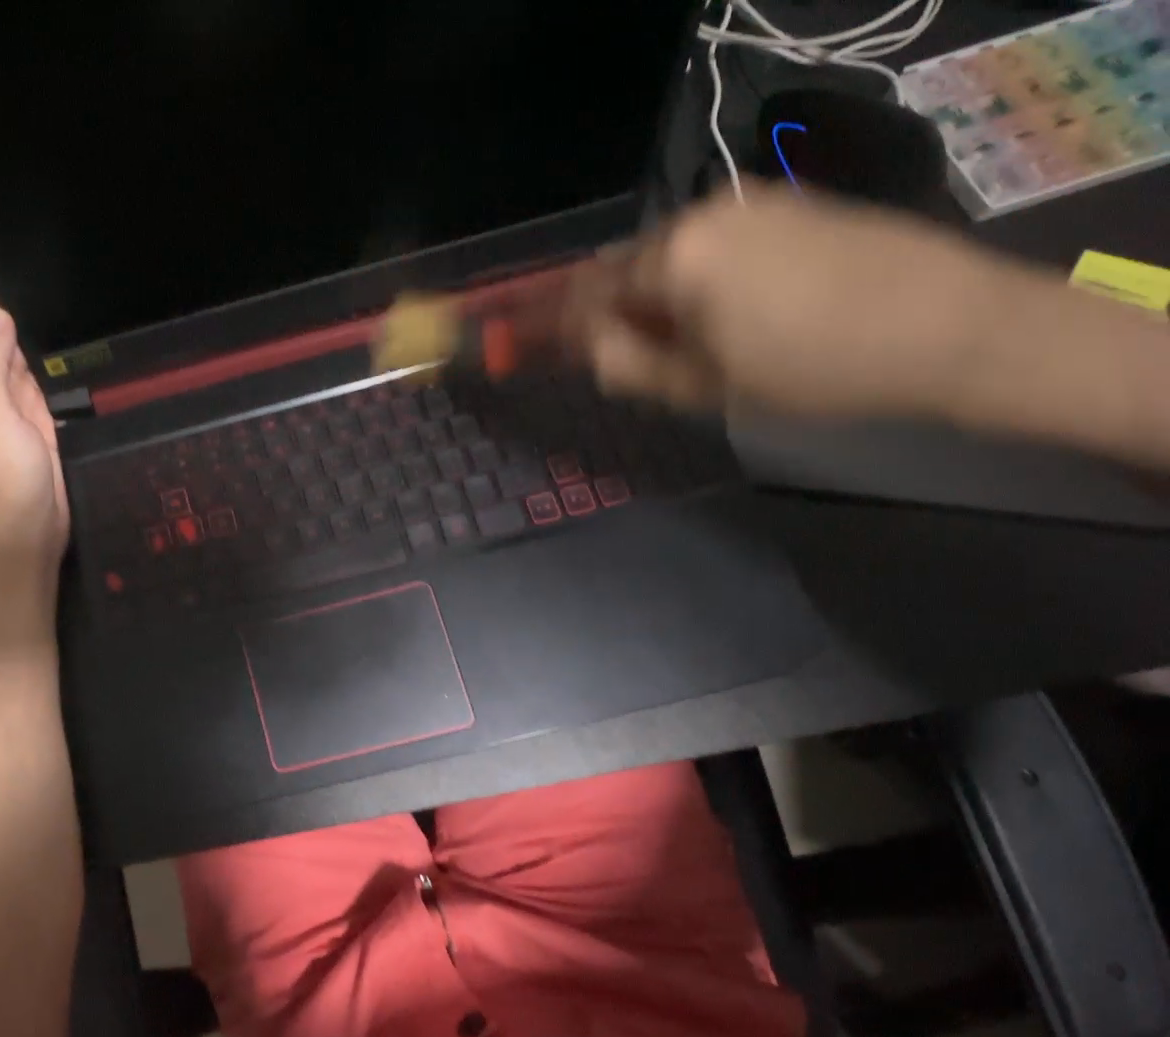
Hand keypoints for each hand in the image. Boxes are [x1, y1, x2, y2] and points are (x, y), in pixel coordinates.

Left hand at [0, 299, 69, 589]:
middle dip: (11, 322)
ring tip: (51, 311)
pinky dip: (48, 372)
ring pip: (22, 369)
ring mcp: (19, 416)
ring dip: (30, 344)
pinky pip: (42, 391)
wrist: (28, 531)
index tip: (13, 282)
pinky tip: (61, 357)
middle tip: (38, 288)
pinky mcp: (42, 430)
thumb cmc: (8, 475)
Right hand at [562, 183, 1055, 419]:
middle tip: (621, 359)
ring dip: (663, 296)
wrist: (961, 330)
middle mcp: (708, 214)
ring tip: (685, 346)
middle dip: (616, 311)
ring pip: (677, 256)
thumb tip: (588, 347)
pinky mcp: (797, 207)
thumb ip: (629, 363)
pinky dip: (705, 278)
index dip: (553, 323)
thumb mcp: (708, 384)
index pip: (590, 292)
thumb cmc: (818, 368)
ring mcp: (757, 204)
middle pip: (631, 267)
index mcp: (677, 255)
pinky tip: (734, 315)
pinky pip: (722, 244)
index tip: (522, 345)